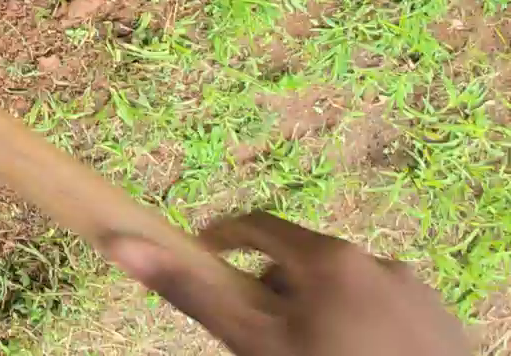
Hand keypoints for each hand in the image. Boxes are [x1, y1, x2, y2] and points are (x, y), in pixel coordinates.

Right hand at [105, 212, 468, 355]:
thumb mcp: (256, 342)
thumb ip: (190, 291)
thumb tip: (117, 242)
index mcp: (328, 256)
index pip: (254, 224)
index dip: (222, 239)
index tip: (206, 262)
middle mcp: (377, 260)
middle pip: (298, 255)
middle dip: (270, 282)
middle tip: (259, 323)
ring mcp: (421, 293)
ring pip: (342, 282)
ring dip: (314, 301)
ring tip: (308, 344)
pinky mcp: (450, 324)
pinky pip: (383, 304)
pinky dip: (358, 319)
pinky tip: (352, 352)